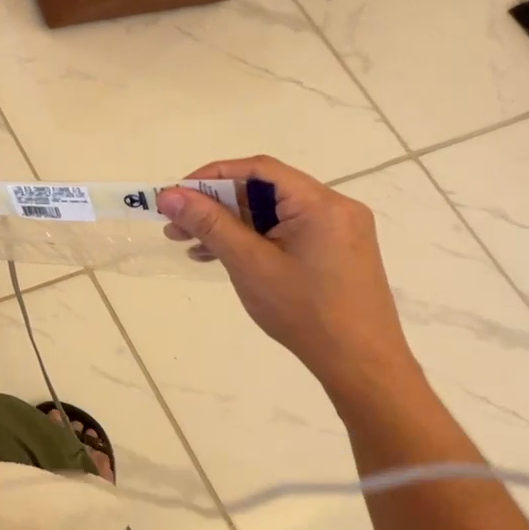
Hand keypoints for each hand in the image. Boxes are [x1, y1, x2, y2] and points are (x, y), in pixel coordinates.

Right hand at [157, 156, 416, 389]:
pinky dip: (248, 238)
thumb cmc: (304, 309)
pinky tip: (217, 256)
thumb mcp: (248, 263)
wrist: (358, 360)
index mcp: (321, 205)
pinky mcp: (332, 250)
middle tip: (174, 224)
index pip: (259, 169)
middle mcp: (334, 209)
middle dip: (214, 204)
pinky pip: (282, 231)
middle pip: (263, 190)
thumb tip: (169, 194)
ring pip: (269, 212)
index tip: (176, 195)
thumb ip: (209, 223)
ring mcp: (336, 231)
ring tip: (188, 243)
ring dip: (226, 223)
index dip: (212, 175)